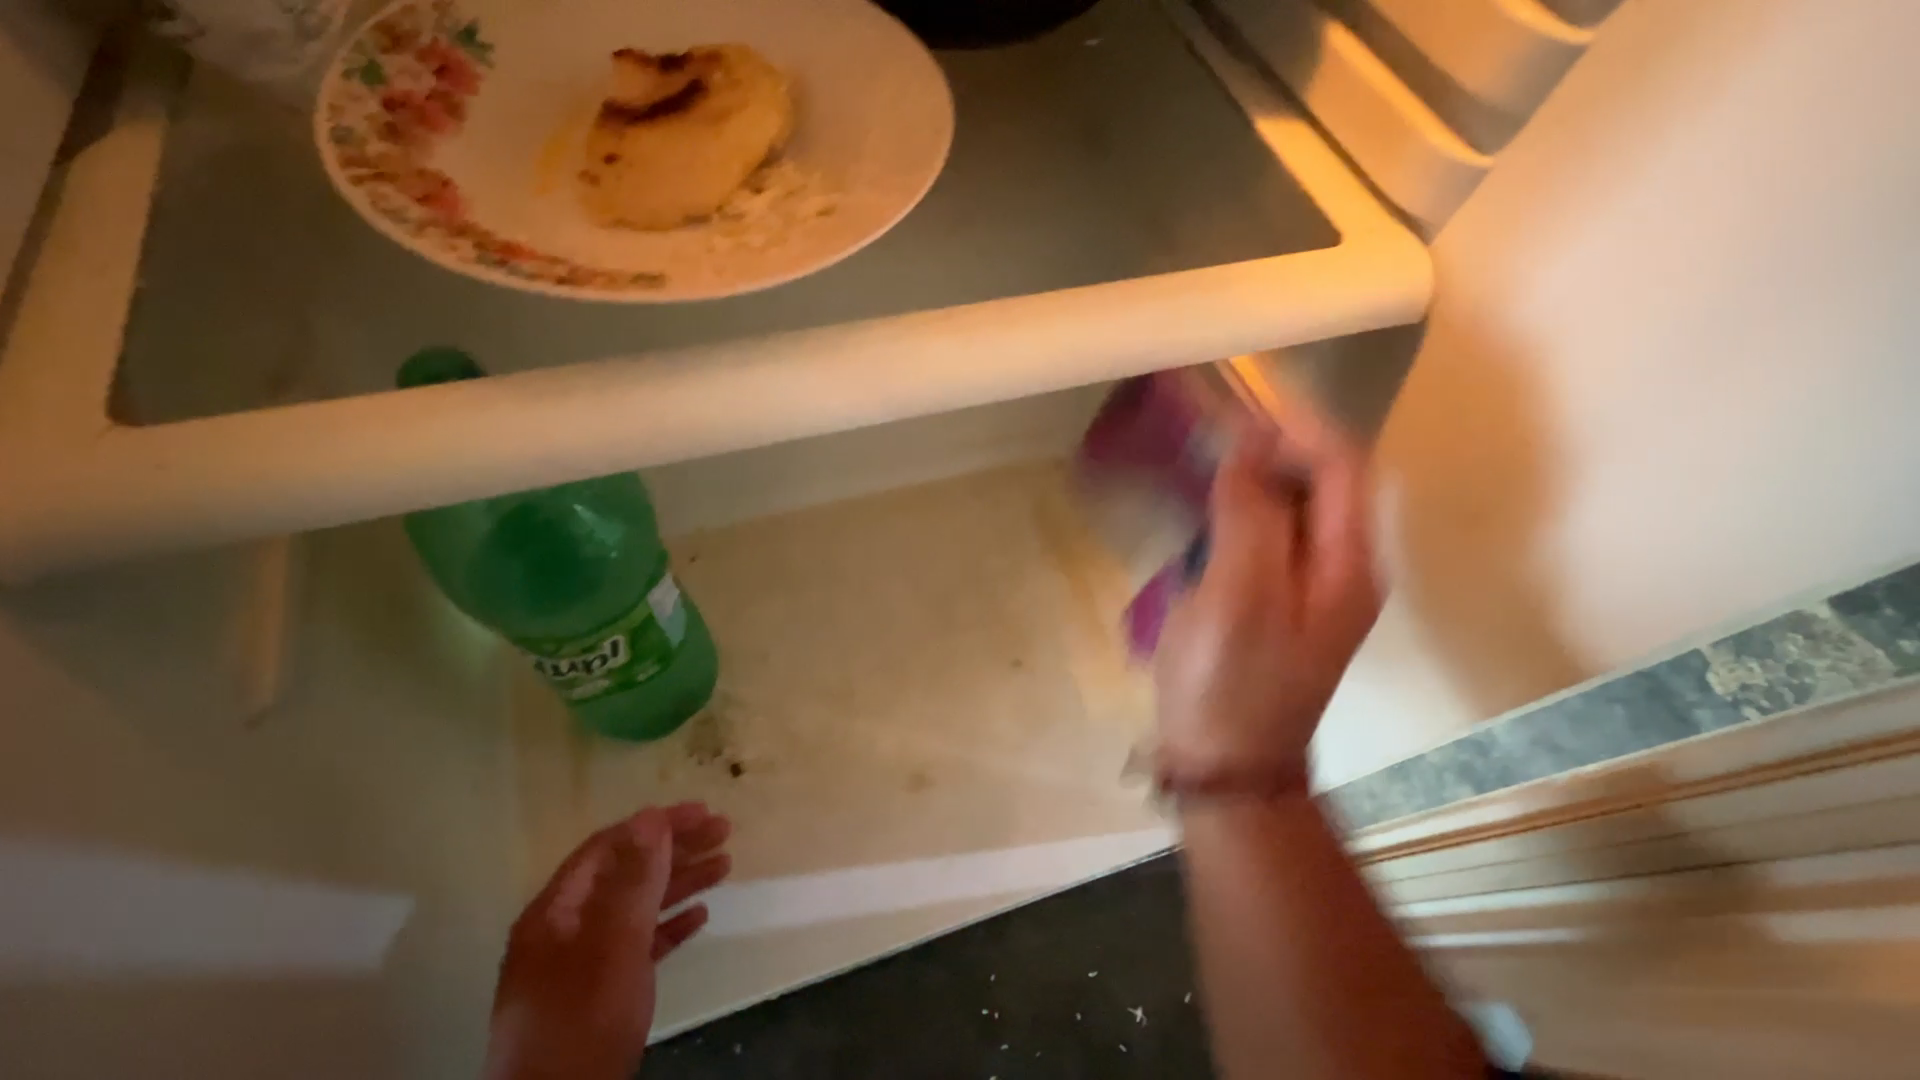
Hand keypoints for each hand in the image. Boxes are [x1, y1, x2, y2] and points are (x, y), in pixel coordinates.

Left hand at [485, 803, 731, 1079]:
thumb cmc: (583, 1020)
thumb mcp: (612, 946)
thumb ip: (632, 881)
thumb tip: (650, 817)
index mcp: (556, 911)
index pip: (609, 848)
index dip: (656, 825)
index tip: (704, 813)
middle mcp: (566, 929)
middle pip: (625, 873)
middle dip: (675, 849)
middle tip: (725, 831)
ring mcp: (581, 962)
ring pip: (636, 906)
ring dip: (679, 881)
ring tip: (725, 865)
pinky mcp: (600, 993)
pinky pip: (638, 943)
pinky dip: (669, 925)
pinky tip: (699, 917)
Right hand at [1153, 412, 1381, 796]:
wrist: (1226, 767)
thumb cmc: (1230, 681)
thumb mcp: (1238, 591)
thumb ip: (1251, 510)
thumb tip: (1252, 439)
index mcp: (1347, 562)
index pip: (1340, 464)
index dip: (1294, 423)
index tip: (1236, 400)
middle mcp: (1340, 567)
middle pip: (1319, 481)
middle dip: (1271, 443)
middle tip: (1210, 423)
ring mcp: (1308, 589)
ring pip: (1289, 508)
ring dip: (1251, 475)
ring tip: (1201, 455)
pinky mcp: (1275, 604)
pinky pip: (1266, 538)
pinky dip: (1237, 511)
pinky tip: (1201, 510)